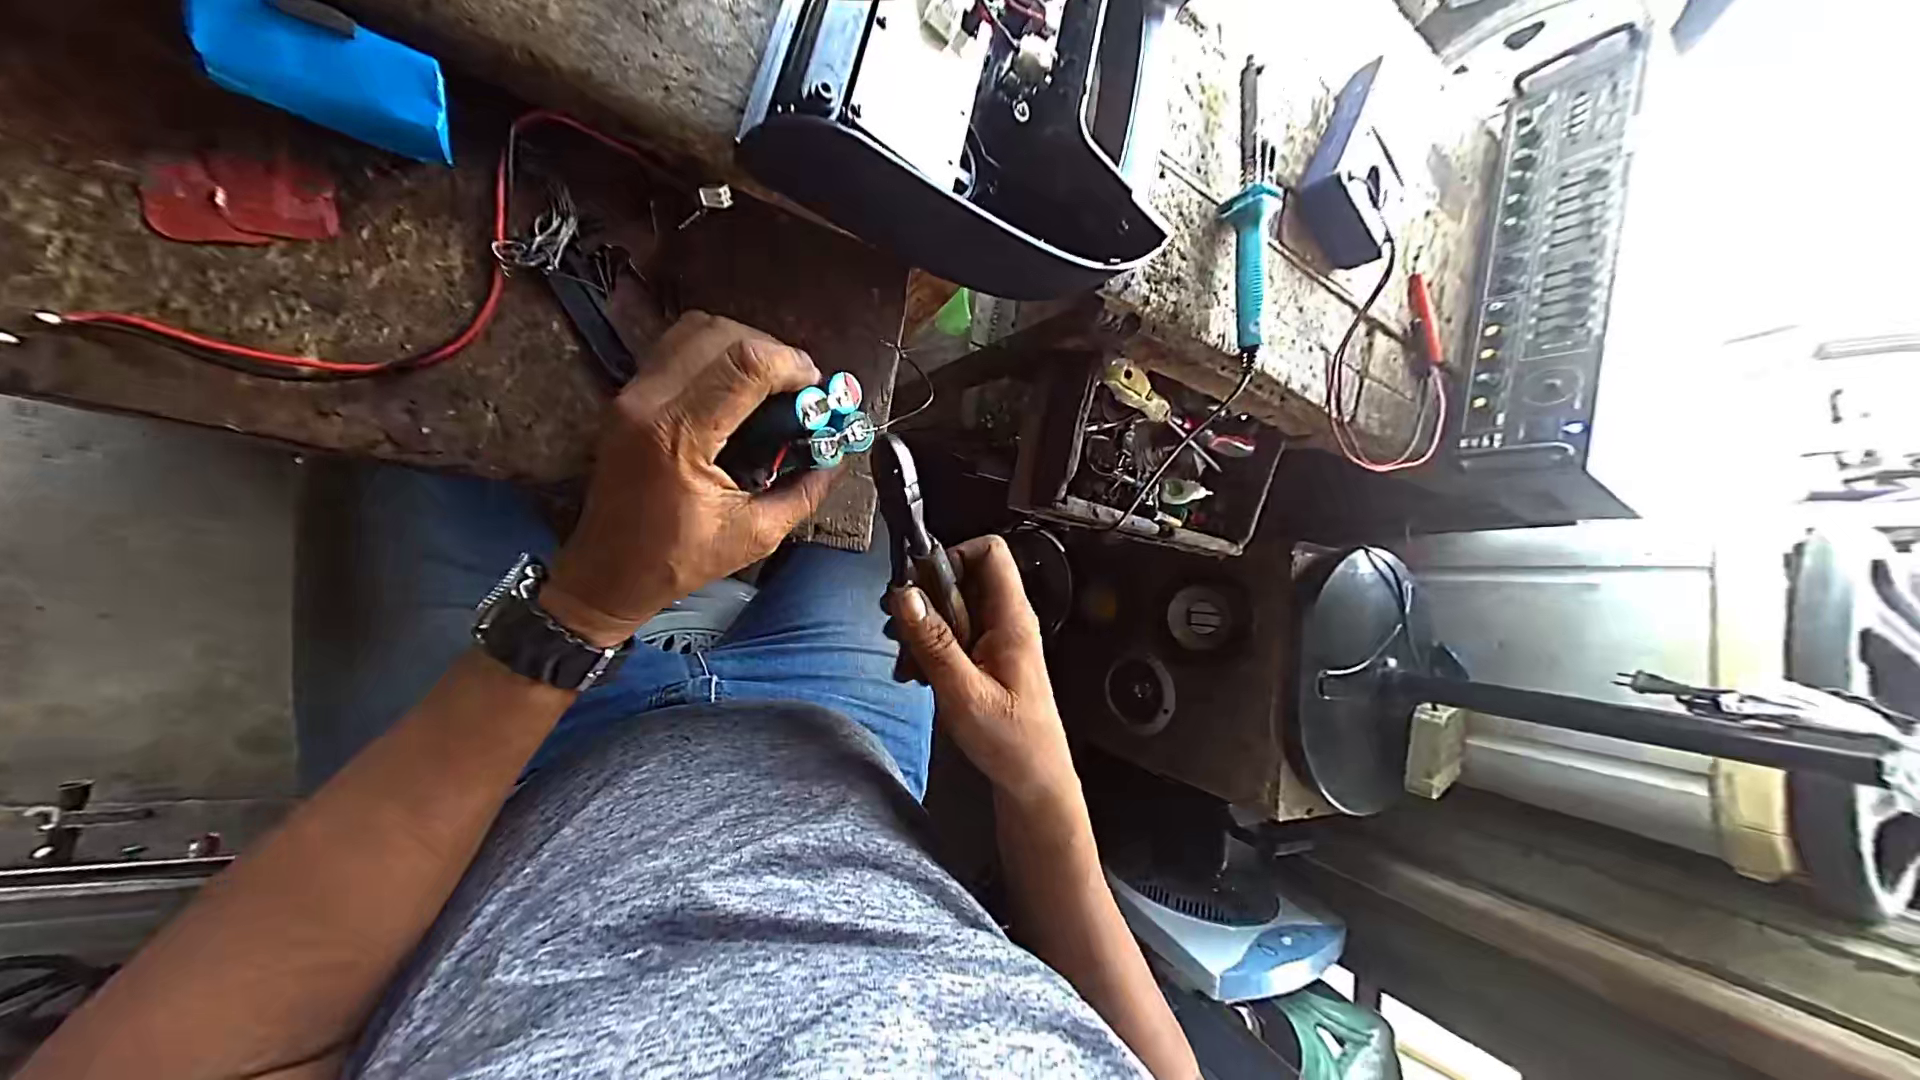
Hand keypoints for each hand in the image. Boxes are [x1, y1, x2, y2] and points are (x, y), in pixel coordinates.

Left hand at [544, 312, 839, 646]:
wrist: (607, 573)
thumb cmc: (676, 560)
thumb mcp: (756, 535)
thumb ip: (804, 492)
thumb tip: (836, 459)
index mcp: (679, 437)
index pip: (745, 364)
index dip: (792, 366)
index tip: (816, 389)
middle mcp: (648, 402)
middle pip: (721, 333)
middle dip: (773, 351)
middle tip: (799, 388)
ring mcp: (631, 394)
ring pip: (696, 329)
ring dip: (744, 346)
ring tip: (771, 384)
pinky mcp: (627, 397)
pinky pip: (678, 347)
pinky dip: (717, 353)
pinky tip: (738, 388)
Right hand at [889, 535, 1076, 805]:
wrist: (1031, 779)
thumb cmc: (1013, 742)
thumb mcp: (964, 692)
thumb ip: (934, 641)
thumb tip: (907, 596)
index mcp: (1012, 619)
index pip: (990, 552)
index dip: (952, 555)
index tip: (919, 582)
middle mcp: (1005, 620)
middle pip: (961, 577)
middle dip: (925, 598)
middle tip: (902, 628)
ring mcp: (994, 637)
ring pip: (951, 606)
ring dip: (922, 627)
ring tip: (909, 660)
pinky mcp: (983, 655)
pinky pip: (951, 632)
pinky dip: (929, 647)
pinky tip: (919, 674)